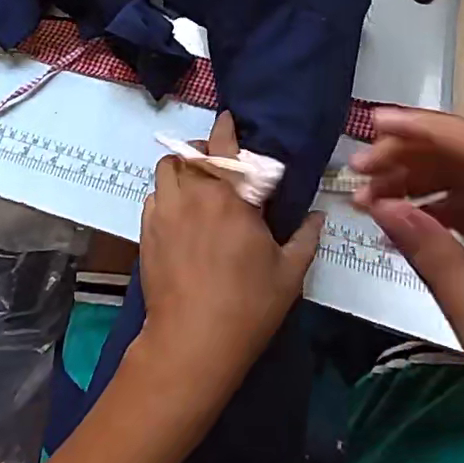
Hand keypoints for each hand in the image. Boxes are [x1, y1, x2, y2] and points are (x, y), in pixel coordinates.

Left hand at [137, 112, 323, 394]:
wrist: (191, 343)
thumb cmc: (247, 306)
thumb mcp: (289, 274)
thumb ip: (305, 237)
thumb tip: (317, 215)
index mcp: (230, 198)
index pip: (223, 146)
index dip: (225, 127)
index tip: (229, 119)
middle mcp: (193, 195)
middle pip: (189, 153)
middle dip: (204, 150)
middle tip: (219, 163)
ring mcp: (165, 213)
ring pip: (165, 170)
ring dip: (181, 168)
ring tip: (196, 184)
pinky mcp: (146, 233)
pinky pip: (152, 197)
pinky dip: (165, 194)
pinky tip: (178, 213)